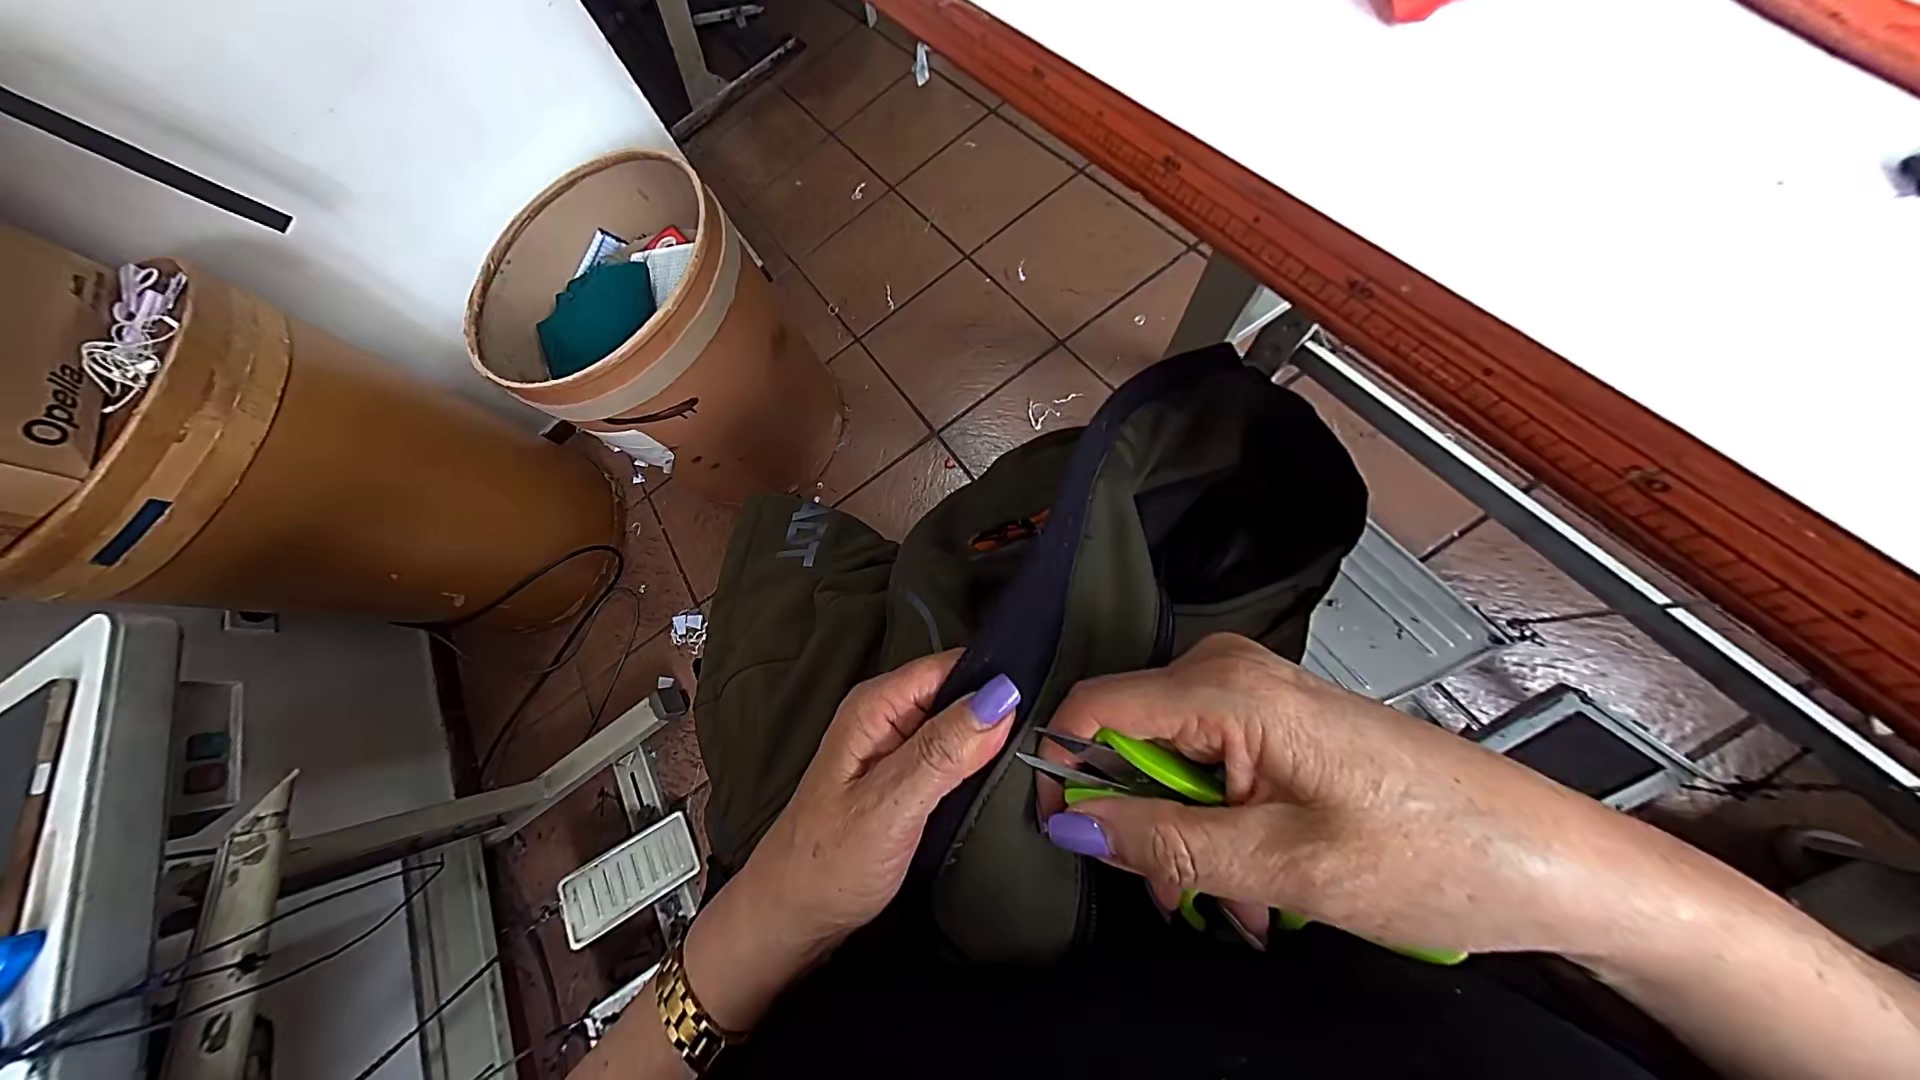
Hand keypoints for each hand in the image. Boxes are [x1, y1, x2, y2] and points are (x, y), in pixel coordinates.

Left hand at [680, 652, 1018, 1031]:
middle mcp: (886, 714)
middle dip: (995, 710)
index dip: (992, 679)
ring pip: (957, 721)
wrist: (793, 918)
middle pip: (956, 690)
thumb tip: (1000, 698)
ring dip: (988, 738)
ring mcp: (895, 744)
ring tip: (1023, 760)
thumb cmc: (827, 865)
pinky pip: (950, 750)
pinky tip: (994, 776)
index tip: (1035, 704)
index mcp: (876, 705)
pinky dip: (974, 760)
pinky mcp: (904, 771)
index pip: (949, 666)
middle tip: (1034, 743)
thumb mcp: (890, 805)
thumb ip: (944, 751)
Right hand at [1039, 632, 1695, 957]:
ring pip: (1167, 758)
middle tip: (1180, 893)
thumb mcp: (1282, 863)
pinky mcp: (1272, 714)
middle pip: (1130, 736)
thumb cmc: (1435, 852)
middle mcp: (1229, 670)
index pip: (1095, 706)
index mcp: (1227, 687)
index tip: (1064, 832)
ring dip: (1184, 832)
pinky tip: (1258, 872)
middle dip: (1142, 819)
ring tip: (1242, 900)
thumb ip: (1162, 841)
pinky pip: (1205, 759)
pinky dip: (1214, 818)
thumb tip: (1072, 825)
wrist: (1552, 857)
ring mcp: (1253, 689)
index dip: (1063, 767)